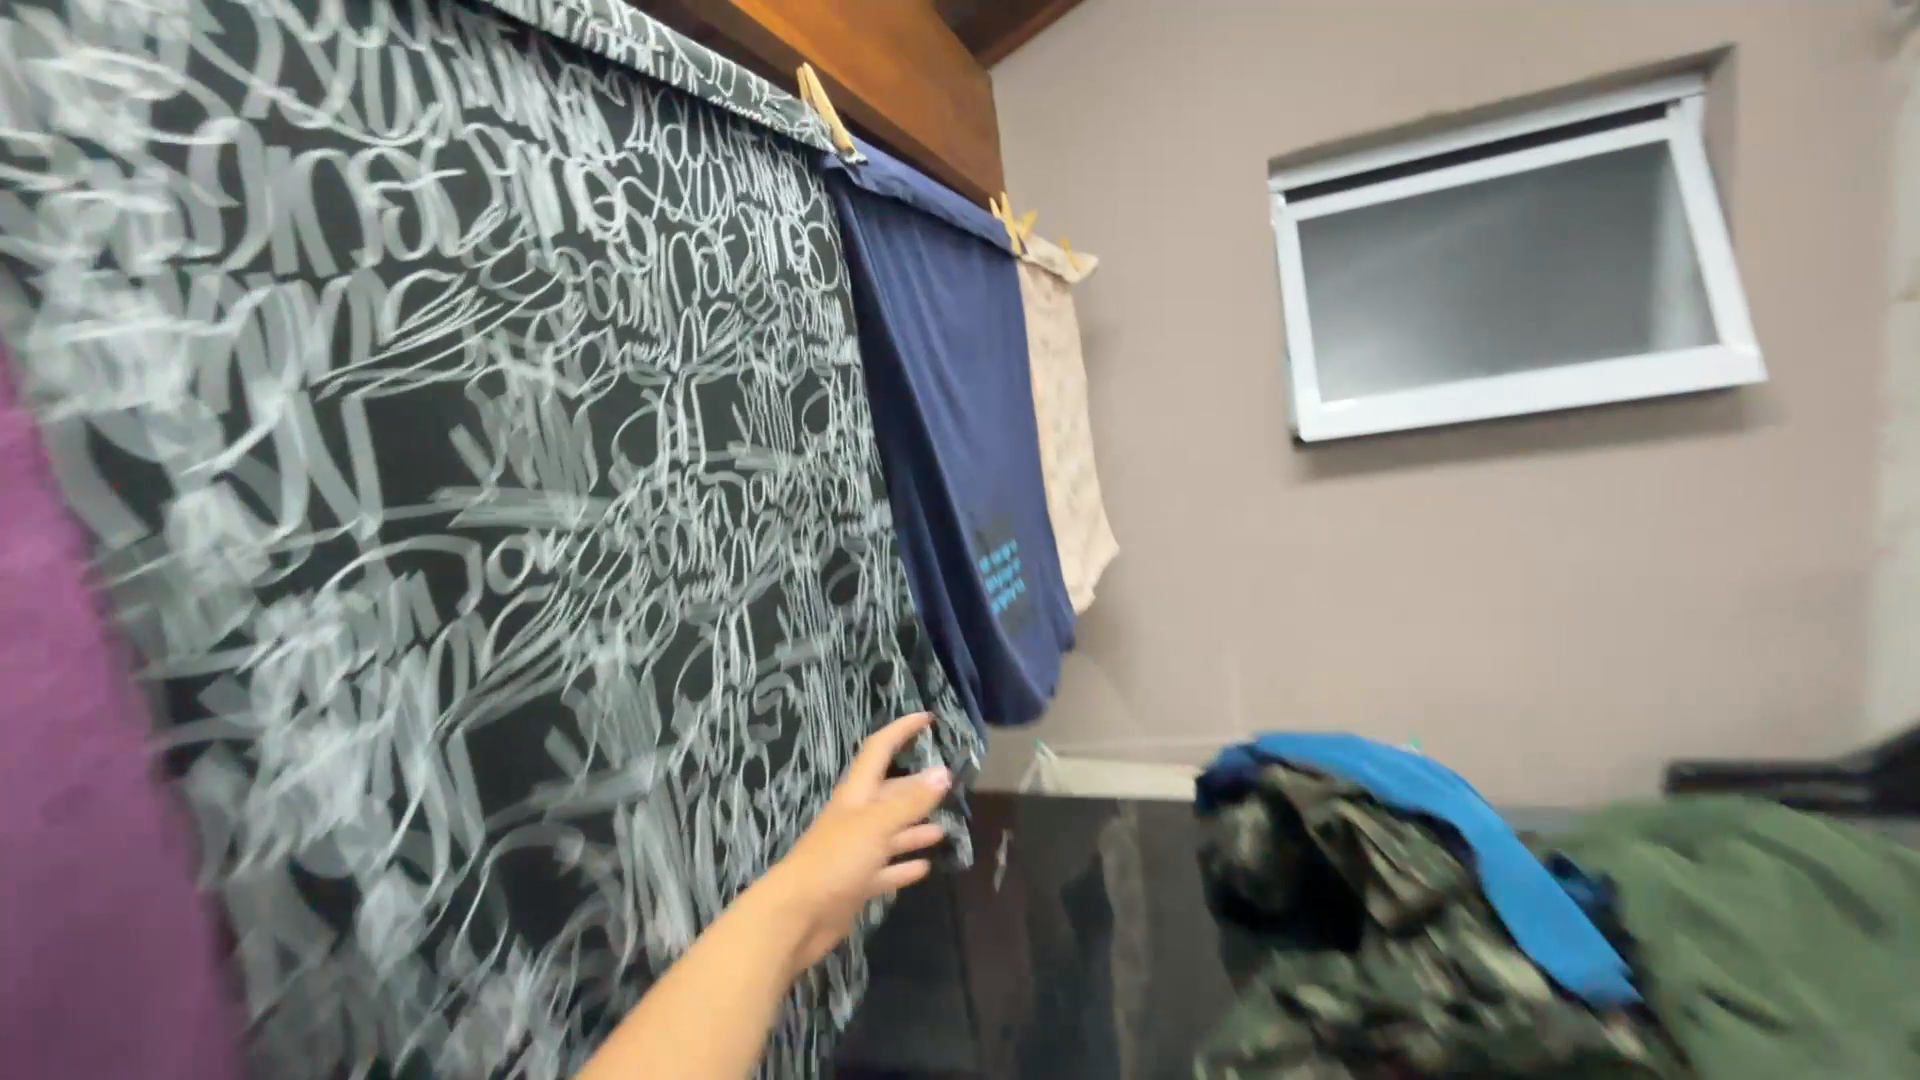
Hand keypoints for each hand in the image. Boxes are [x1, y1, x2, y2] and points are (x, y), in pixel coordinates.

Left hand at [757, 712, 953, 976]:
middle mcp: (855, 818)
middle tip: (948, 782)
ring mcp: (854, 852)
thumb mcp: (876, 825)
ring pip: (890, 833)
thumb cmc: (834, 861)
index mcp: (856, 795)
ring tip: (943, 827)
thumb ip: (910, 801)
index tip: (927, 718)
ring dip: (914, 828)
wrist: (794, 917)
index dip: (901, 730)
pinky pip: (885, 870)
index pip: (879, 749)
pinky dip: (903, 866)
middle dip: (916, 785)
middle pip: (888, 793)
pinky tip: (924, 867)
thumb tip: (943, 772)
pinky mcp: (855, 884)